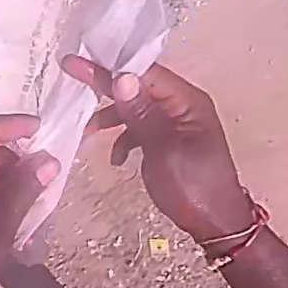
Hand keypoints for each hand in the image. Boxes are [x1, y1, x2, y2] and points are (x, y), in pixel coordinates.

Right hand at [59, 56, 255, 241]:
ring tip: (88, 131)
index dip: (109, 67)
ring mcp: (176, 125)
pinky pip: (140, 129)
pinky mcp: (168, 143)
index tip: (76, 62)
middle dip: (105, 85)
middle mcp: (182, 107)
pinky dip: (124, 139)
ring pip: (136, 109)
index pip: (143, 74)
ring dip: (111, 117)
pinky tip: (116, 158)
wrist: (215, 224)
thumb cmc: (193, 186)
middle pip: (138, 87)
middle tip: (72, 76)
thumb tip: (121, 78)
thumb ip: (141, 114)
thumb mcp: (163, 149)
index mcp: (187, 101)